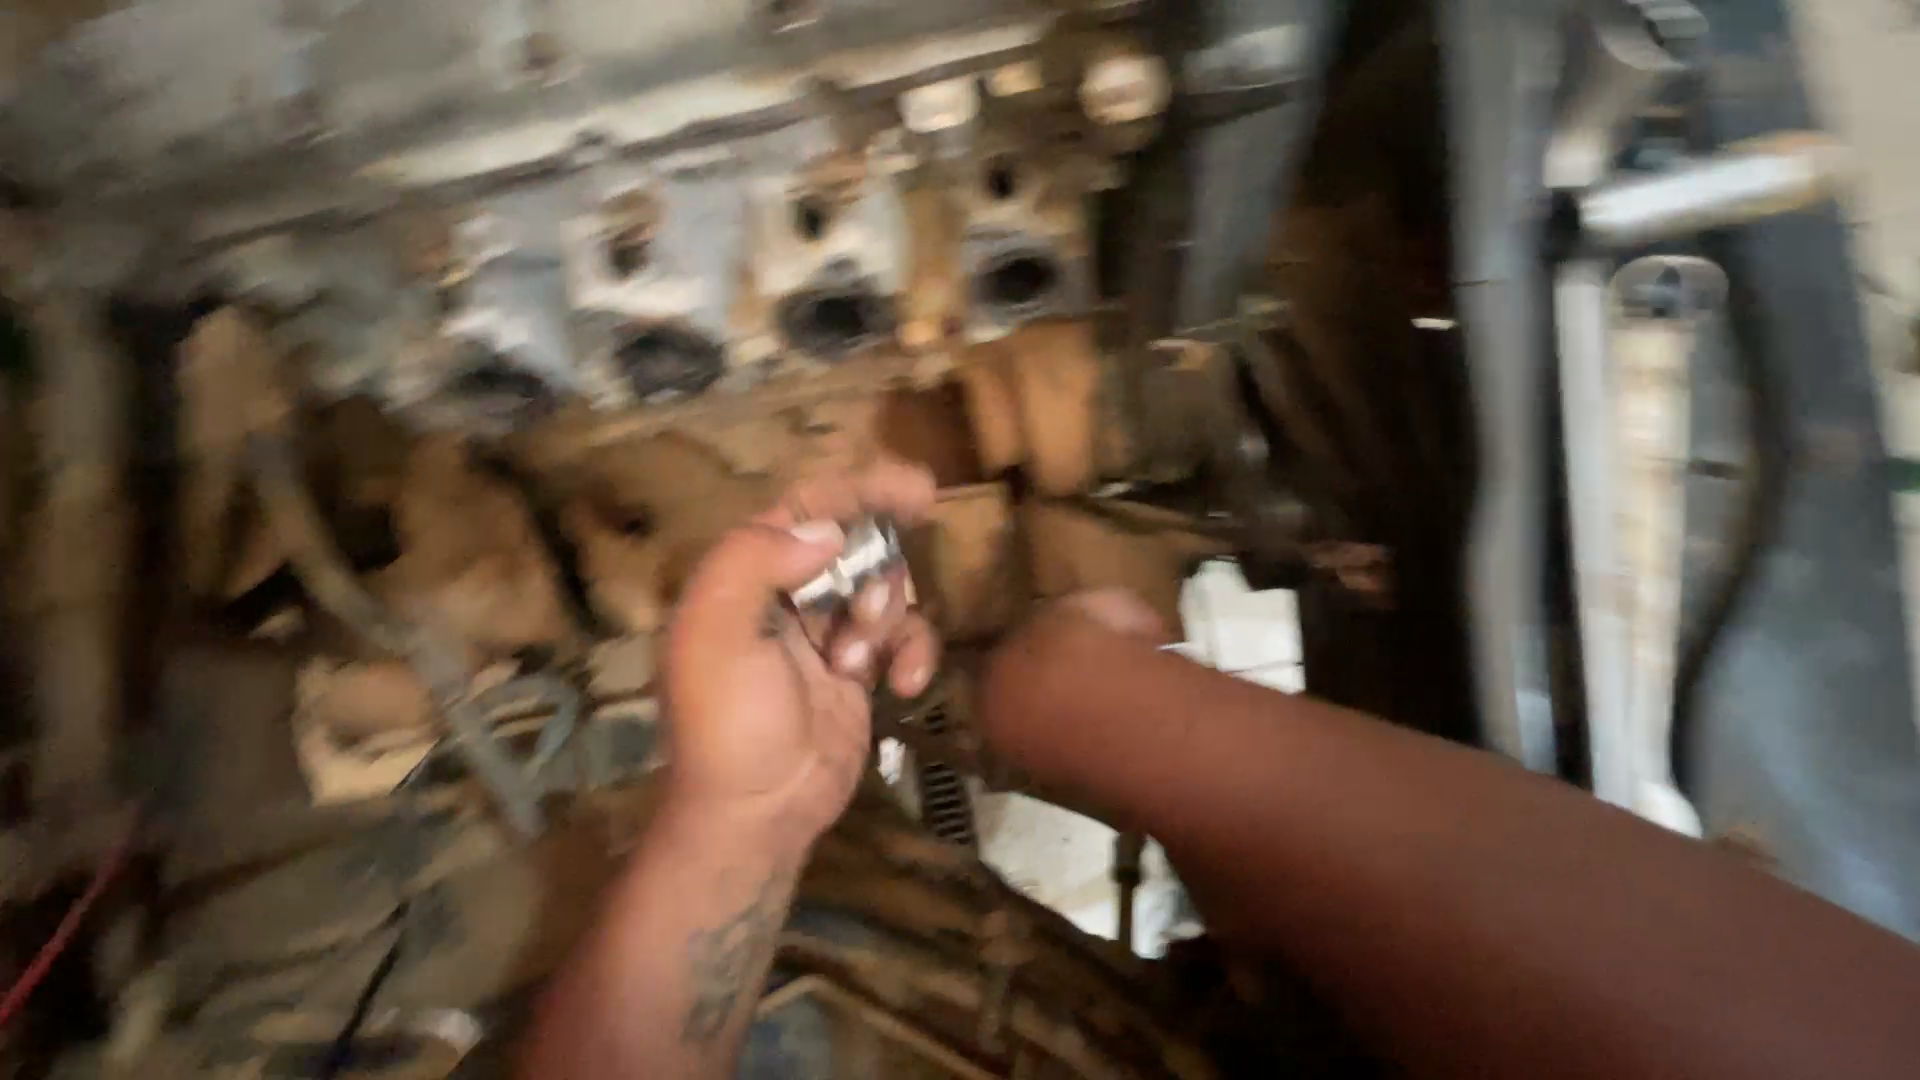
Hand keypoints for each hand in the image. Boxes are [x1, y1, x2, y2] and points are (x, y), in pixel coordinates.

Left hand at [661, 460, 940, 844]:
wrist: (757, 814)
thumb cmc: (728, 724)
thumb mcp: (716, 636)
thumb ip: (754, 563)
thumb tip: (827, 533)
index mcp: (747, 574)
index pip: (809, 508)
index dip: (862, 489)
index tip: (919, 489)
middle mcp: (789, 593)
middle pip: (857, 547)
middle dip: (872, 578)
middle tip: (863, 618)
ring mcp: (828, 632)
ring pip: (886, 589)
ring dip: (886, 622)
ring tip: (855, 667)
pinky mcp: (862, 669)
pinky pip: (905, 637)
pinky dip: (915, 654)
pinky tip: (905, 687)